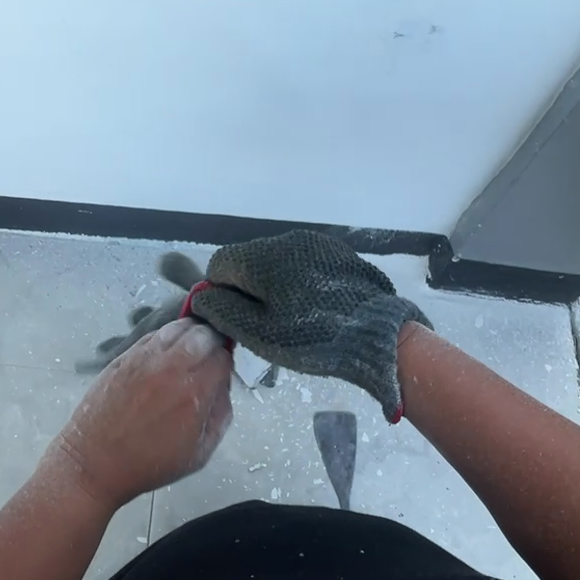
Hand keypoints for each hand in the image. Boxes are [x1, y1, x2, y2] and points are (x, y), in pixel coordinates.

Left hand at [47, 318, 233, 509]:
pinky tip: (165, 353)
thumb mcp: (200, 452)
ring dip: (189, 334)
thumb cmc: (151, 463)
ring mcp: (146, 357)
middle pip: (204, 334)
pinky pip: (154, 334)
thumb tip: (223, 386)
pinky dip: (166, 338)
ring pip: (178, 327)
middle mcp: (173, 367)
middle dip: (211, 343)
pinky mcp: (126, 355)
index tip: (219, 374)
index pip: (223, 357)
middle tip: (206, 358)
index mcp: (195, 392)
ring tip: (187, 350)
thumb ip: (220, 415)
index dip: (225, 364)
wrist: (96, 461)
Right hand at [189, 231, 428, 422]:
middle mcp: (285, 240)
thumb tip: (201, 295)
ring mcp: (314, 243)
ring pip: (276, 261)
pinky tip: (315, 307)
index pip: (220, 265)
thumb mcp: (259, 333)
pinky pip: (302, 263)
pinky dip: (298, 281)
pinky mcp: (336, 253)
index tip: (237, 319)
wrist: (379, 336)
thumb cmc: (313, 338)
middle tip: (266, 324)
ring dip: (274, 285)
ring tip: (294, 318)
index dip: (221, 292)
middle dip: (248, 289)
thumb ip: (223, 310)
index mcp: (261, 257)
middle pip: (248, 261)